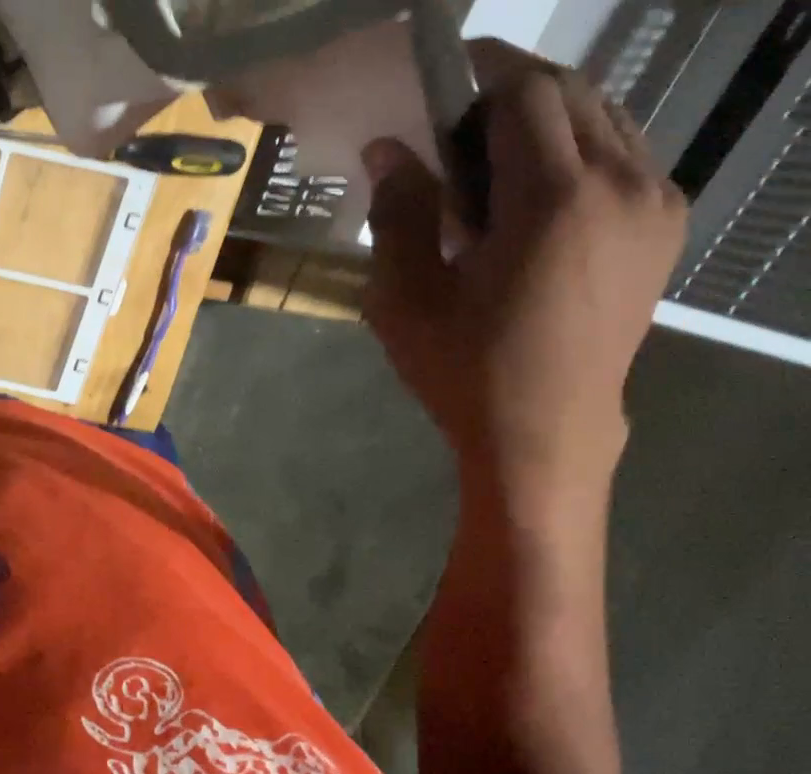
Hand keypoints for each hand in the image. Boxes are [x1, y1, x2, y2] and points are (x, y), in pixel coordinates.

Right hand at [363, 43, 686, 501]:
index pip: (527, 94)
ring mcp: (655, 202)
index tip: (442, 67)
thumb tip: (387, 149)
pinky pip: (626, 155)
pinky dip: (579, 148)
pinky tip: (534, 187)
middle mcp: (622, 183)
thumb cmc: (463, 368)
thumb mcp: (405, 298)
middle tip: (454, 115)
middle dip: (512, 89)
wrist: (545, 428)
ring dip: (548, 117)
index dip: (483, 70)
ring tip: (489, 152)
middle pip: (573, 95)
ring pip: (606, 120)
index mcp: (555, 199)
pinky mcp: (665, 226)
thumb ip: (400, 214)